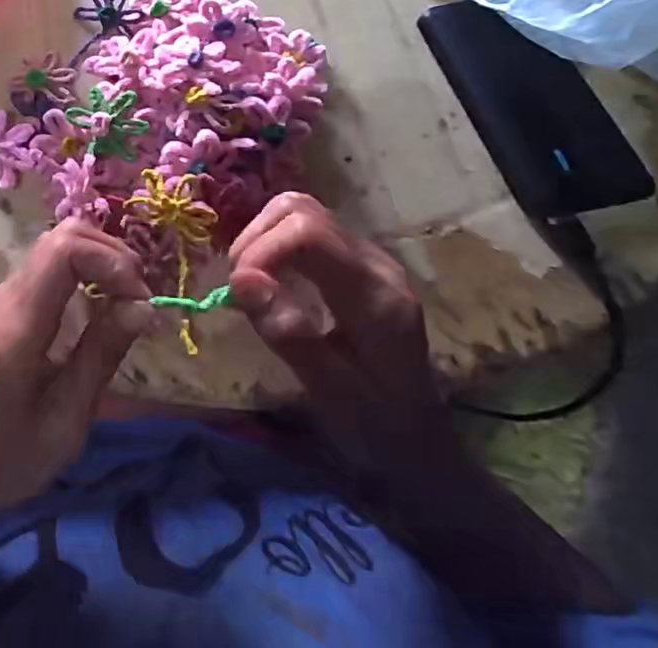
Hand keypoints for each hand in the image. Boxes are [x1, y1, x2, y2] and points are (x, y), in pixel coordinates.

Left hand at [0, 219, 155, 530]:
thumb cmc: (12, 458)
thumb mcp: (67, 419)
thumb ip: (102, 353)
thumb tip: (144, 304)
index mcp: (18, 326)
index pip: (64, 251)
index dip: (112, 261)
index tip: (140, 300)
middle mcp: (8, 298)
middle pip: (63, 236)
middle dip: (112, 255)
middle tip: (140, 299)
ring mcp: (6, 296)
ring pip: (59, 244)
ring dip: (102, 260)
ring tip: (130, 300)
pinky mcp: (11, 303)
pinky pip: (54, 265)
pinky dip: (89, 270)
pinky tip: (107, 304)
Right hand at [227, 192, 451, 480]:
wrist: (421, 447)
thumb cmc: (377, 429)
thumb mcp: (330, 393)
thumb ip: (288, 333)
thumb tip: (240, 280)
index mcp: (374, 293)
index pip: (309, 231)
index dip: (261, 248)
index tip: (236, 290)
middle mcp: (375, 263)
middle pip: (302, 211)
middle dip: (256, 239)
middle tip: (237, 287)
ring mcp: (367, 260)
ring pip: (301, 214)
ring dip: (262, 239)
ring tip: (246, 284)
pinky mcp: (355, 266)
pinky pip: (307, 233)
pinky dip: (274, 246)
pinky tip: (266, 282)